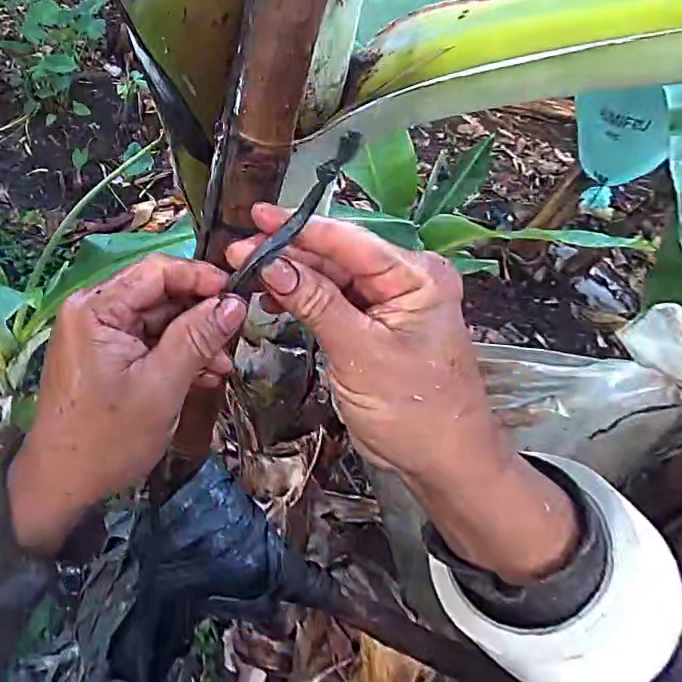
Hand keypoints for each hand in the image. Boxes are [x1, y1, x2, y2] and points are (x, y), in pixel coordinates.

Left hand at [8, 255, 247, 555]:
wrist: (62, 482)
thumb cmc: (108, 437)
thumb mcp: (161, 386)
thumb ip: (197, 339)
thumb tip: (235, 303)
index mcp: (95, 307)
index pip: (155, 271)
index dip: (200, 277)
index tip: (238, 293)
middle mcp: (91, 308)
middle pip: (156, 293)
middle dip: (198, 313)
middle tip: (236, 335)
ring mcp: (95, 330)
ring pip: (155, 317)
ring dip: (191, 337)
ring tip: (223, 366)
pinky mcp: (102, 351)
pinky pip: (145, 338)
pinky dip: (174, 353)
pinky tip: (203, 374)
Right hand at [226, 204, 576, 582]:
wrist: (445, 465)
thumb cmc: (414, 410)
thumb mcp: (360, 352)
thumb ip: (315, 302)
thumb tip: (269, 264)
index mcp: (415, 275)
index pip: (347, 240)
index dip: (297, 227)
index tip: (255, 216)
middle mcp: (402, 278)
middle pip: (332, 254)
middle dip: (284, 252)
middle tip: (237, 252)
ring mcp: (385, 299)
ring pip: (324, 274)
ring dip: (285, 274)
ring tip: (244, 273)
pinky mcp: (368, 319)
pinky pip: (327, 296)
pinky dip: (297, 296)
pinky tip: (269, 299)